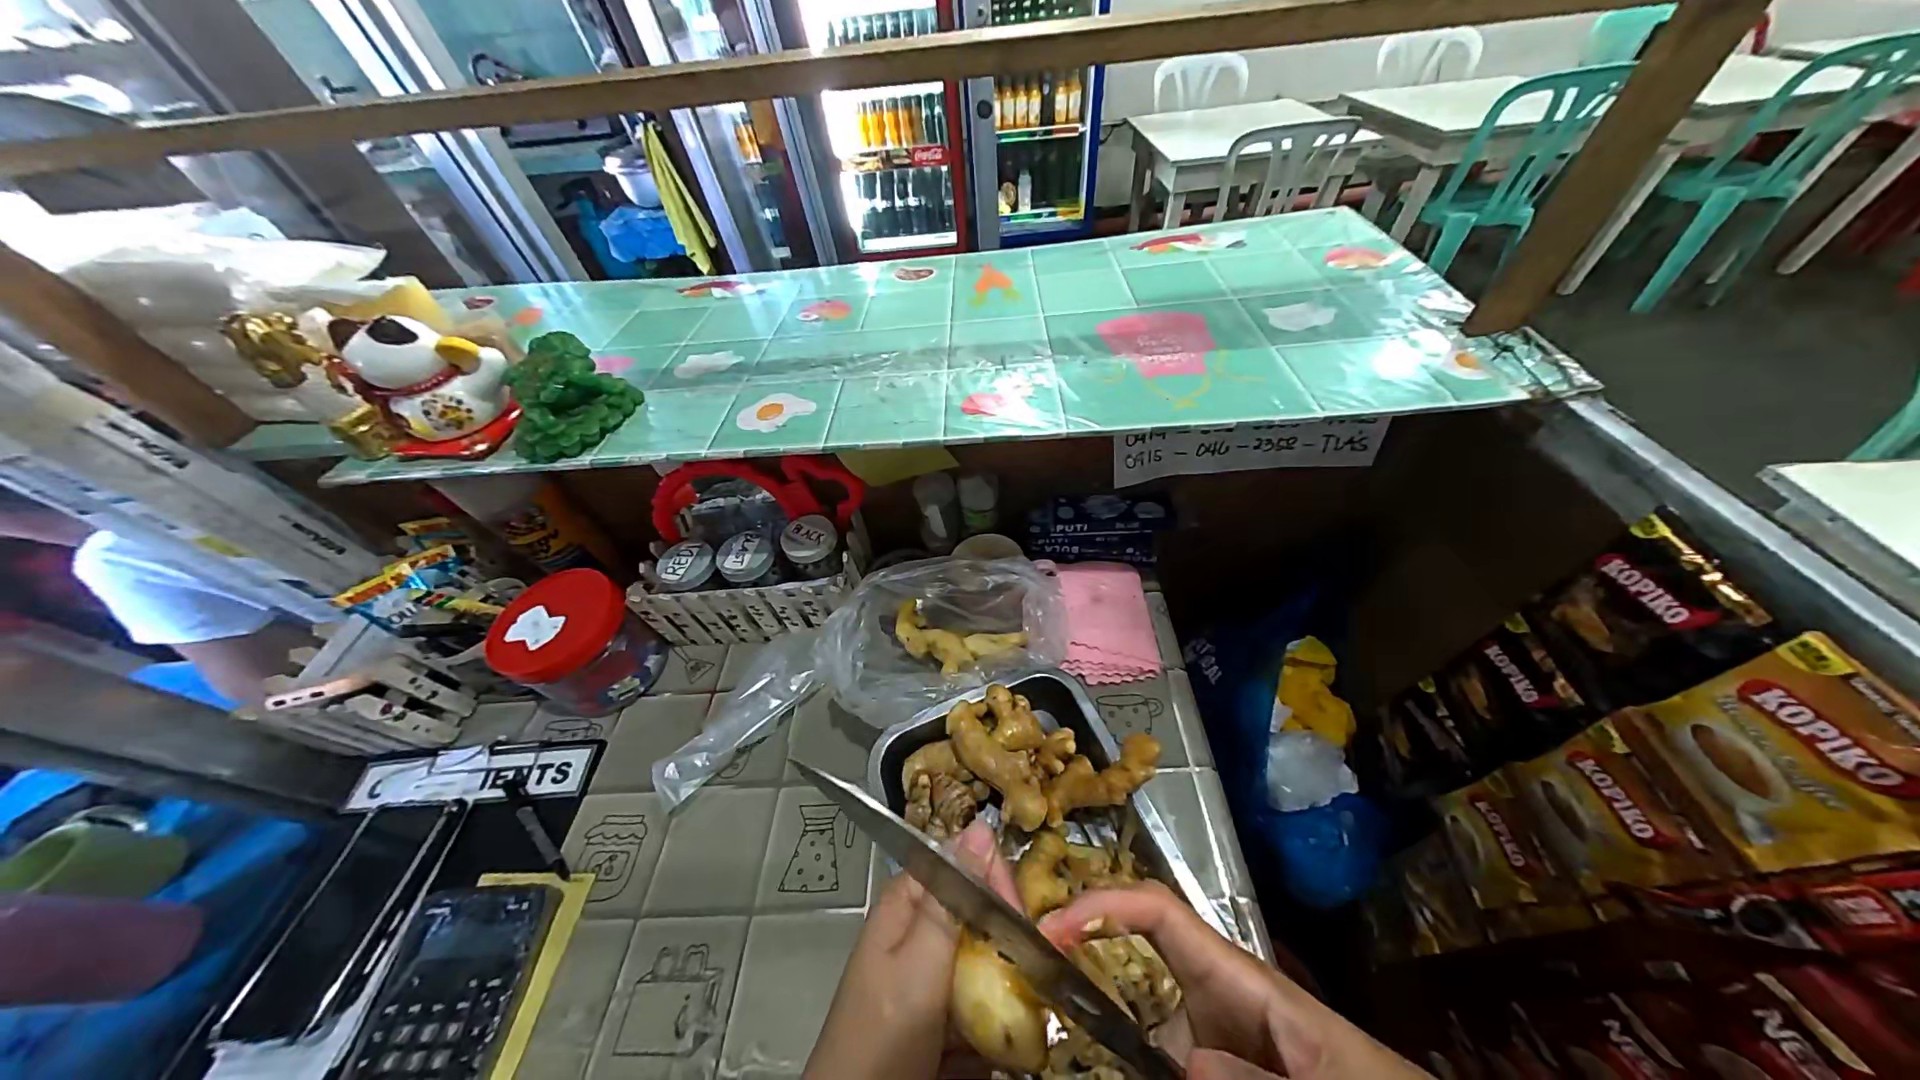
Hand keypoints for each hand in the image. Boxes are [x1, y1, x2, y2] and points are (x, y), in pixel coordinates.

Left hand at [804, 821, 1018, 1079]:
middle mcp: (924, 928)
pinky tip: (995, 1040)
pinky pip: (987, 999)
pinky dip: (998, 1019)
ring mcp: (937, 972)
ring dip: (1007, 984)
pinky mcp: (948, 1010)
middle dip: (1008, 941)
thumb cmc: (881, 1034)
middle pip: (985, 912)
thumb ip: (953, 898)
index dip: (997, 883)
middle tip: (1023, 972)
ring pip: (992, 958)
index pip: (966, 863)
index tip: (1020, 917)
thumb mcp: (919, 962)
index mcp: (910, 901)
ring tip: (1014, 1009)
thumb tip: (981, 827)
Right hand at [1039, 883, 1430, 1079]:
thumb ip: (1260, 1073)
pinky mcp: (1204, 1062)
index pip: (1157, 912)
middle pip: (1128, 957)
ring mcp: (1204, 1035)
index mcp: (1236, 974)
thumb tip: (1188, 1060)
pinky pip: (1148, 1052)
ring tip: (1045, 1033)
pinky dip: (1115, 1054)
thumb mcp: (1332, 1077)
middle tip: (1025, 986)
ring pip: (1132, 1017)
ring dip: (1091, 1021)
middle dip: (1077, 959)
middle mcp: (1210, 994)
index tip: (1049, 932)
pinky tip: (1086, 1060)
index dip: (1100, 906)